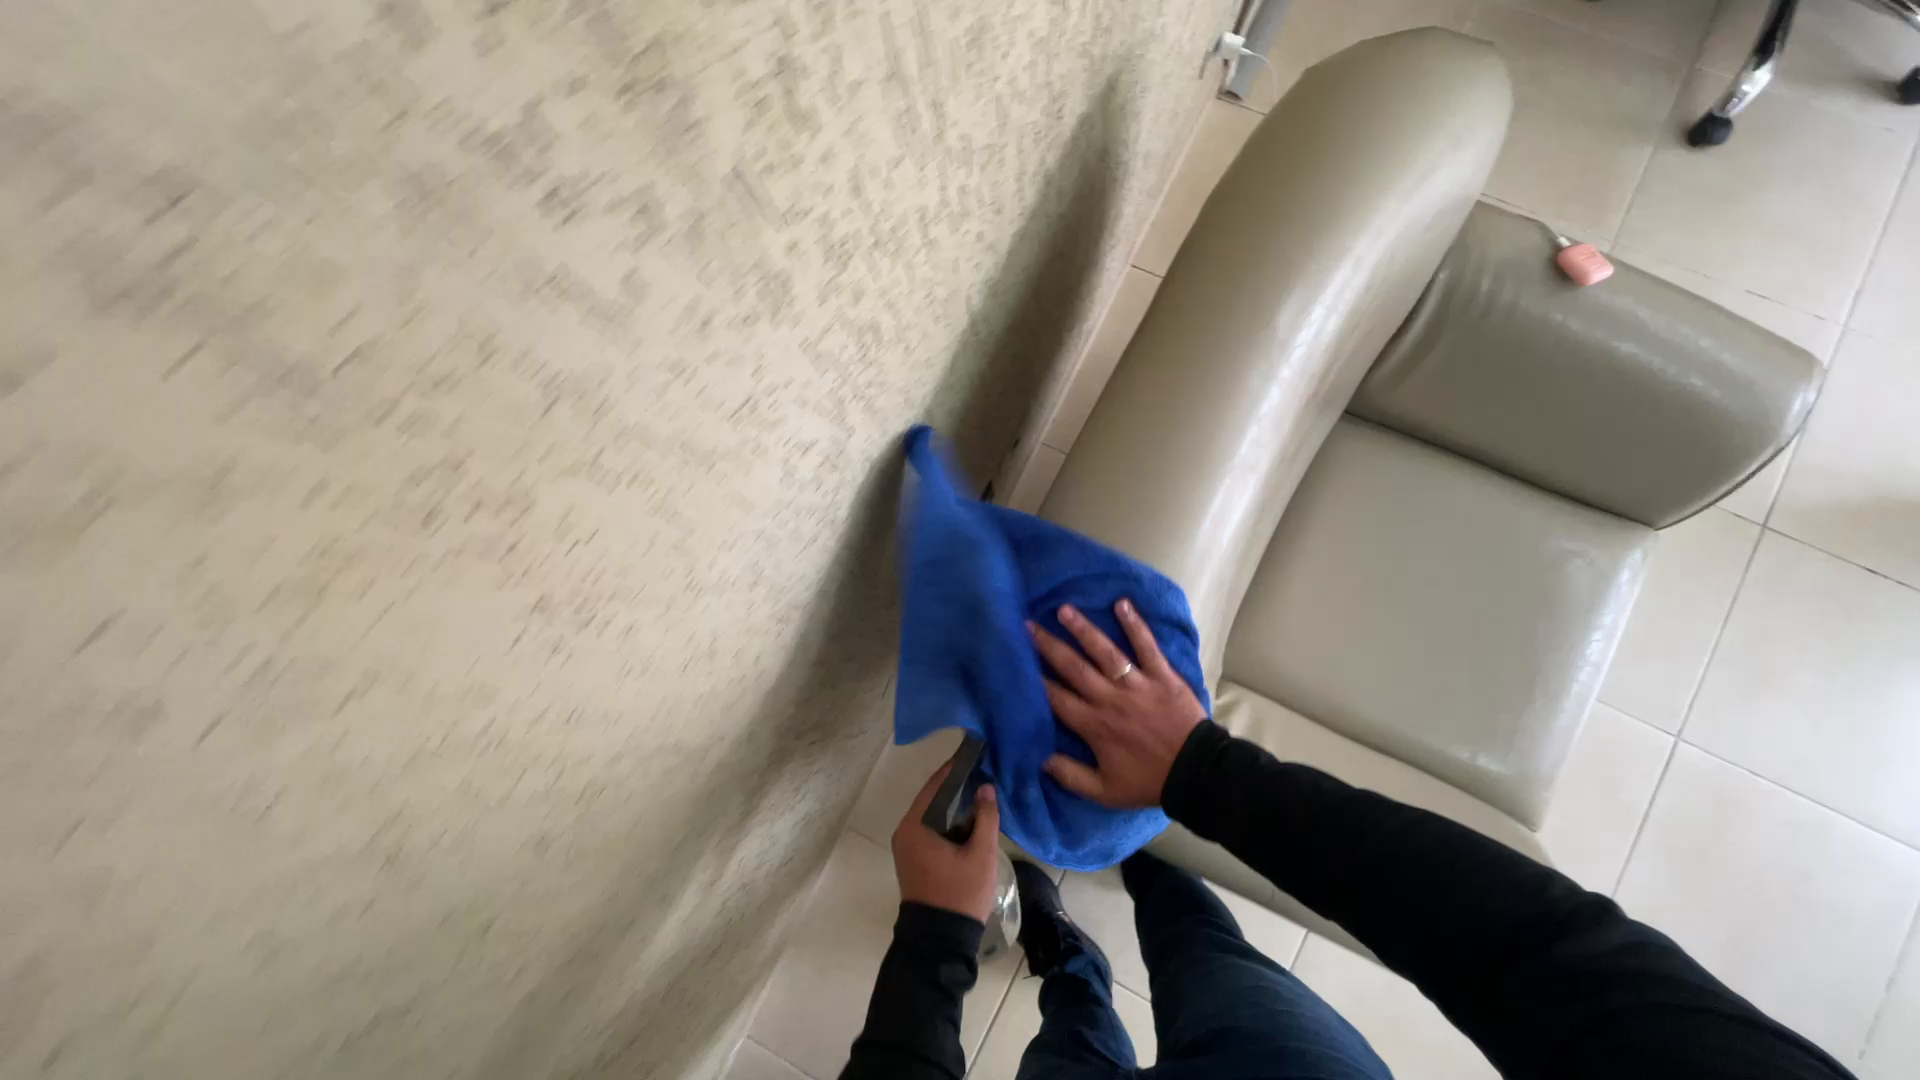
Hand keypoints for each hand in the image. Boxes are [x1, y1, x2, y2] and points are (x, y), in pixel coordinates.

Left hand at [893, 760, 1002, 922]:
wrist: (939, 941)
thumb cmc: (959, 894)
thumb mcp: (980, 854)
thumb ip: (985, 818)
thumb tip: (986, 788)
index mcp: (915, 825)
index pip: (935, 785)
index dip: (955, 767)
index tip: (975, 752)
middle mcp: (905, 831)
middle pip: (932, 798)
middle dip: (956, 784)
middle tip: (982, 770)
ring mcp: (906, 846)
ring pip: (931, 815)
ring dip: (952, 804)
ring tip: (980, 791)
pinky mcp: (912, 859)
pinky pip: (929, 829)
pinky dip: (946, 820)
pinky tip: (968, 818)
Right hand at [1030, 599, 1206, 808]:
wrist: (1197, 774)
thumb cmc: (1148, 781)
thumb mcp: (1104, 792)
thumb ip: (1070, 776)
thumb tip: (1039, 759)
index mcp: (1093, 725)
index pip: (1057, 698)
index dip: (1036, 680)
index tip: (1018, 663)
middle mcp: (1109, 699)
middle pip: (1073, 667)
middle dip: (1049, 646)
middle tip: (1029, 625)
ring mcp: (1136, 684)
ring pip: (1104, 652)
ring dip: (1083, 629)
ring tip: (1064, 609)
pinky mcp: (1161, 675)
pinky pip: (1147, 646)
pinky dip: (1135, 624)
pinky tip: (1122, 603)